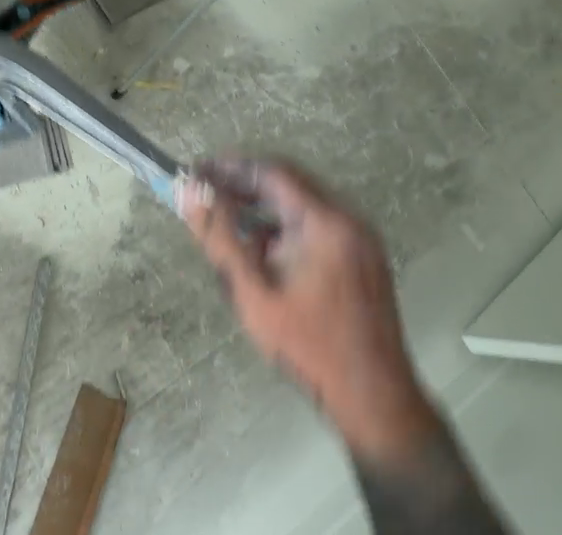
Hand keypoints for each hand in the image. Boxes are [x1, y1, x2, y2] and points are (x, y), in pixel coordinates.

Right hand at [179, 158, 440, 463]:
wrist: (372, 395)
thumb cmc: (306, 342)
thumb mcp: (250, 288)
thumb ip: (218, 235)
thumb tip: (189, 190)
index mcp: (325, 223)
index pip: (271, 172)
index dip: (228, 167)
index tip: (193, 173)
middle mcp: (349, 222)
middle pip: (288, 183)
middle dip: (241, 185)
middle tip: (202, 195)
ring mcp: (360, 242)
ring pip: (301, 205)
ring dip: (260, 205)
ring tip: (222, 222)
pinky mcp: (362, 260)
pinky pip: (315, 226)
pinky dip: (282, 225)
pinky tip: (258, 249)